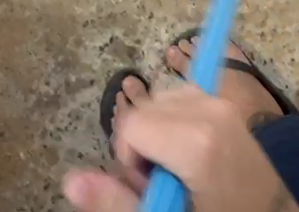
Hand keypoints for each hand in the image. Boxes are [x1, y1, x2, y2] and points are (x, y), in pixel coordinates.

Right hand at [62, 84, 298, 211]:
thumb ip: (117, 202)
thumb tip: (70, 181)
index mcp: (197, 140)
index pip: (132, 126)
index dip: (128, 160)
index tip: (147, 187)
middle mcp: (212, 110)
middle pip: (145, 109)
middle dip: (141, 145)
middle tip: (160, 185)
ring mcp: (223, 104)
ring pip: (162, 100)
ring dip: (158, 132)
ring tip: (175, 172)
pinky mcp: (228, 105)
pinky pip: (184, 97)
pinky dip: (176, 121)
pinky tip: (187, 155)